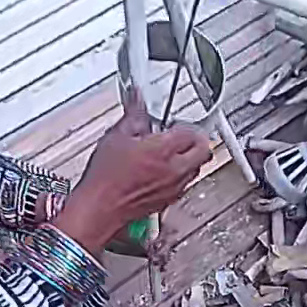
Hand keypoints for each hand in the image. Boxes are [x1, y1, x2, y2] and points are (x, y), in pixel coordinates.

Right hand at [54, 86, 208, 250]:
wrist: (103, 207)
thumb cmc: (107, 178)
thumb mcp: (117, 136)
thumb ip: (133, 116)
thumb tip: (137, 99)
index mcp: (163, 151)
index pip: (191, 132)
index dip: (183, 124)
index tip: (174, 123)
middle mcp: (175, 170)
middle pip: (203, 151)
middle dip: (196, 141)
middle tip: (183, 136)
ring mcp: (176, 186)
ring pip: (197, 168)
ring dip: (189, 158)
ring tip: (171, 153)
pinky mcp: (172, 199)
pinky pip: (186, 183)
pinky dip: (180, 174)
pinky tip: (163, 170)